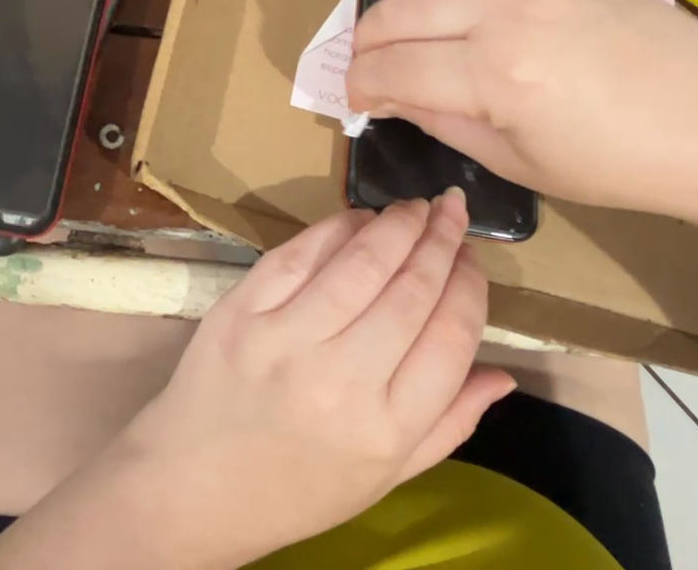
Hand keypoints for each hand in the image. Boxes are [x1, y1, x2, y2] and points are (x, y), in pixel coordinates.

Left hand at [102, 193, 514, 564]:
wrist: (193, 487)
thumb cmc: (297, 489)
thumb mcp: (384, 477)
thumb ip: (448, 424)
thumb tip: (504, 373)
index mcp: (385, 428)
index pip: (450, 338)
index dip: (468, 288)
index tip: (473, 260)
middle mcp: (340, 380)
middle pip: (409, 291)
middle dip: (439, 242)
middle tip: (453, 209)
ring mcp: (284, 339)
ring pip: (359, 264)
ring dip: (395, 226)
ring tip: (416, 207)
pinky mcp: (240, 310)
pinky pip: (299, 255)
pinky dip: (336, 228)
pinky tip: (360, 218)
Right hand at [347, 0, 697, 225]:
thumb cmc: (621, 165)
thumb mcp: (519, 163)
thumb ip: (442, 122)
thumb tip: (390, 96)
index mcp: (496, 74)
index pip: (389, 67)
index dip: (358, 88)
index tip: (356, 104)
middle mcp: (503, 10)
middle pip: (393, 11)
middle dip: (363, 46)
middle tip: (370, 75)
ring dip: (394, 8)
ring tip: (401, 40)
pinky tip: (454, 17)